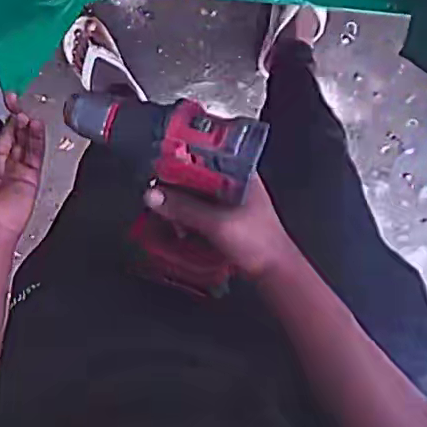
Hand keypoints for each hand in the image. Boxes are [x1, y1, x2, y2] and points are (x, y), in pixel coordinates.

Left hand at [0, 93, 44, 243]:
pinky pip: (34, 153)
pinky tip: (34, 124)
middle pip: (5, 133)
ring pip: (22, 141)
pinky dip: (36, 137)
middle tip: (10, 100)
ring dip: (23, 125)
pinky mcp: (28, 177)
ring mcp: (11, 171)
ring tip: (22, 110)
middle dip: (8, 116)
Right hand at [144, 174, 299, 279]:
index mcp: (240, 172)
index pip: (205, 154)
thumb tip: (152, 195)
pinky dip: (186, 213)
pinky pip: (199, 208)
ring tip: (163, 210)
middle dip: (176, 184)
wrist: (275, 272)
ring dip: (180, 201)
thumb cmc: (255, 242)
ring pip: (196, 192)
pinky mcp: (225, 217)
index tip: (158, 168)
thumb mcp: (216, 223)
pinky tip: (174, 222)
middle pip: (197, 175)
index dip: (180, 159)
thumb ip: (184, 208)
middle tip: (156, 193)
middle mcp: (234, 181)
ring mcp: (230, 200)